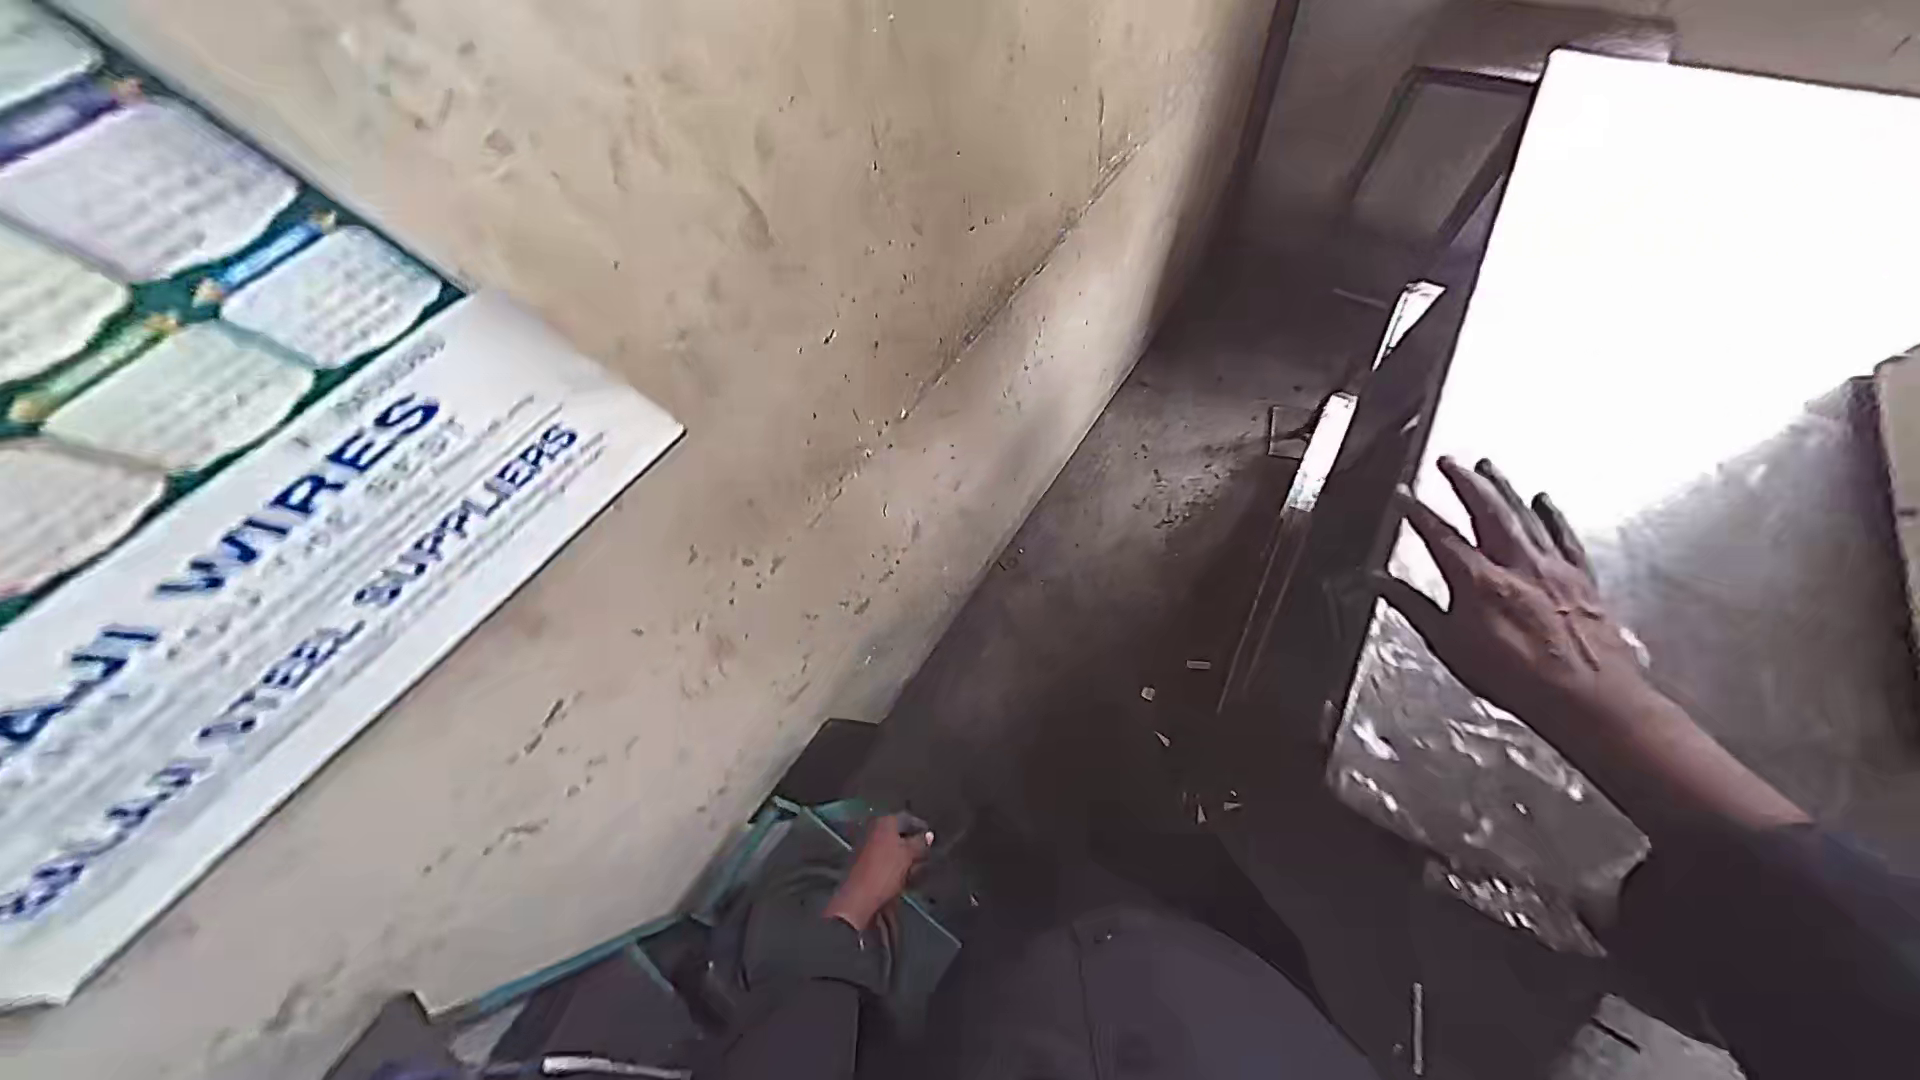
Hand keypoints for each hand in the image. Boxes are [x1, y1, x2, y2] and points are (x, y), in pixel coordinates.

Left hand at [822, 813, 933, 930]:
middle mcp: (874, 828)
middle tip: (926, 851)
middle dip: (913, 841)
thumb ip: (920, 843)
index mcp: (885, 822)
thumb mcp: (908, 855)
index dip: (921, 826)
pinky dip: (895, 861)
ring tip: (917, 864)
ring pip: (891, 844)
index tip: (932, 837)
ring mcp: (867, 844)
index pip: (908, 818)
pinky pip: (884, 855)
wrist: (858, 898)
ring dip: (904, 853)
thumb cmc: (885, 871)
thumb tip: (929, 835)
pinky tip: (903, 872)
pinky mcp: (864, 860)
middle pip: (899, 831)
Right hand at [1375, 457, 1655, 740]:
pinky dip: (1551, 516)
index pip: (1440, 537)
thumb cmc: (1510, 676)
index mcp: (1478, 582)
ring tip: (1487, 466)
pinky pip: (1564, 538)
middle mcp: (1516, 566)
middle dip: (1465, 484)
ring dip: (1503, 488)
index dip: (1417, 513)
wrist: (1588, 699)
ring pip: (1524, 517)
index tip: (1402, 495)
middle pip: (1487, 512)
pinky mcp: (1581, 579)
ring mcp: (1553, 569)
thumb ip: (1413, 607)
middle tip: (1449, 462)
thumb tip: (1377, 583)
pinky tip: (1543, 500)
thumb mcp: (1448, 643)